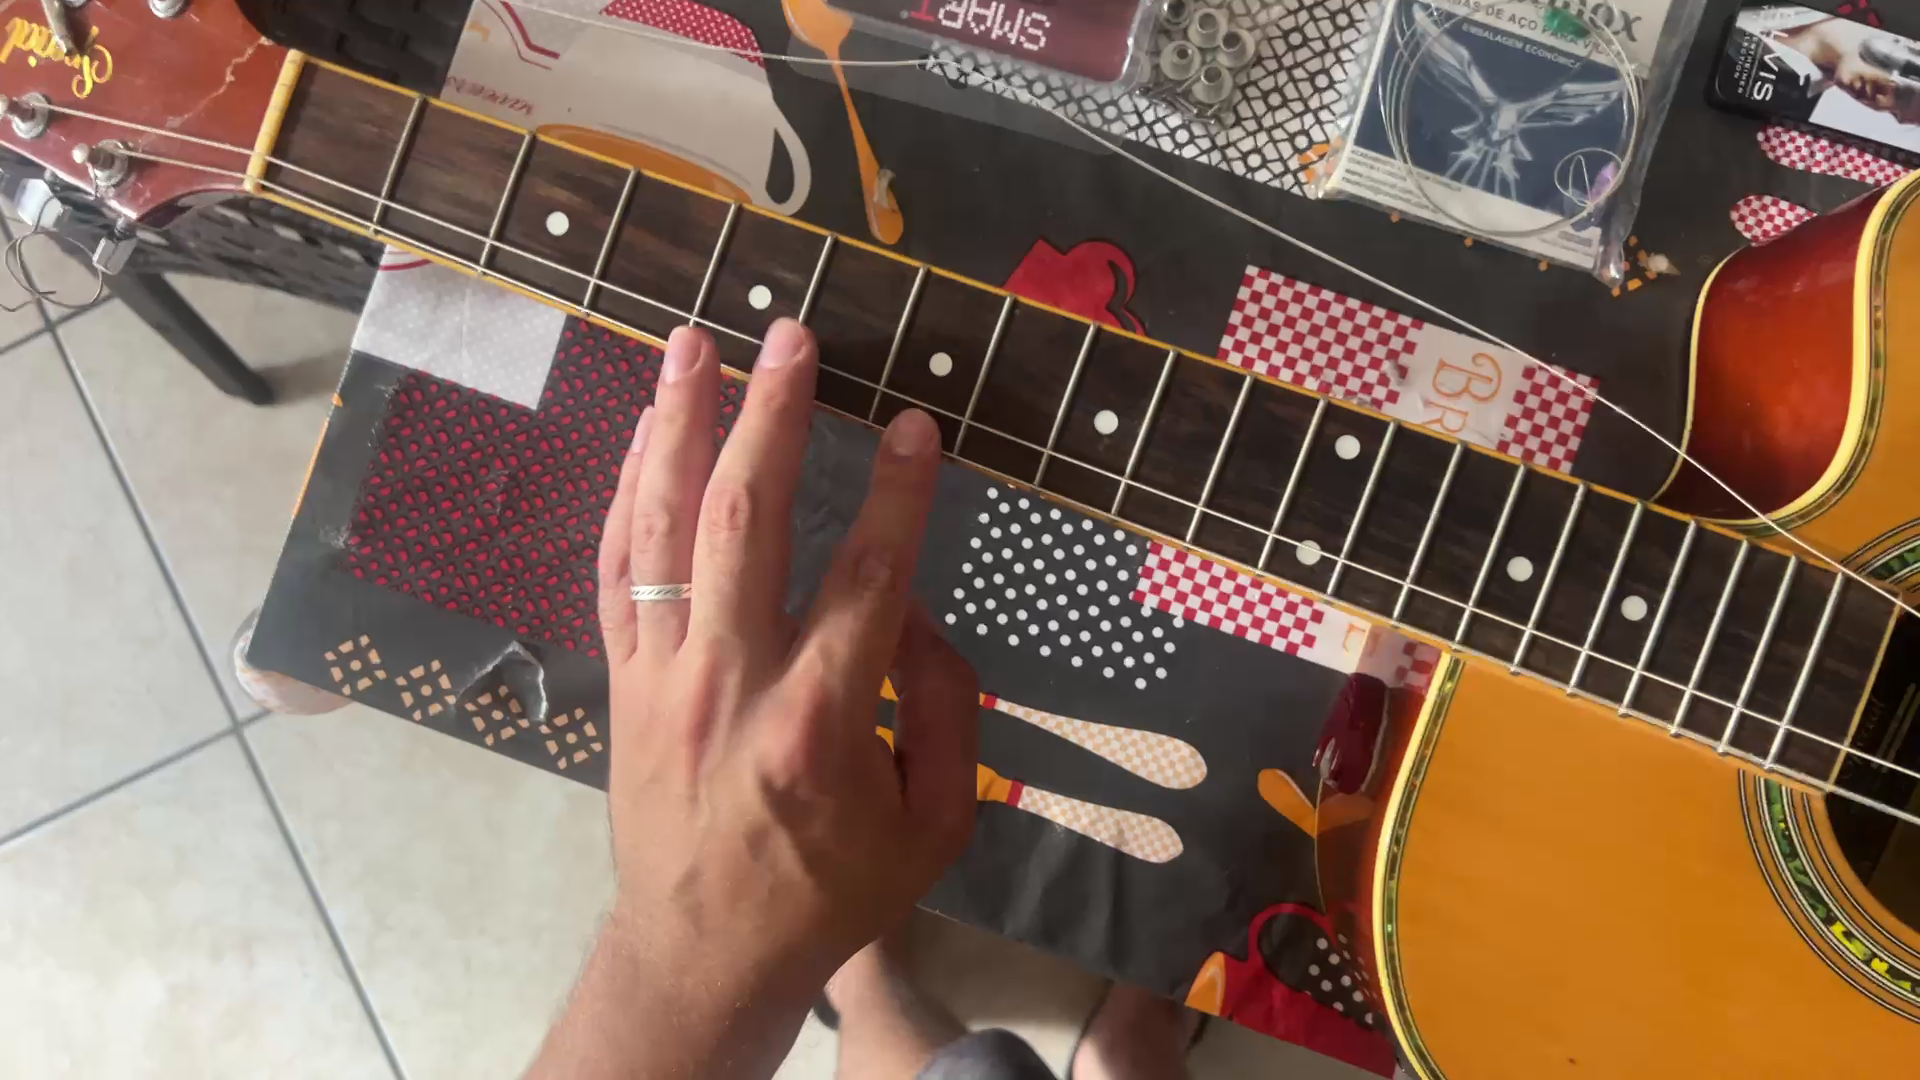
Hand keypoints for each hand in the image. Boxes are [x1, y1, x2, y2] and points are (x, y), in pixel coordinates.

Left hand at [538, 319, 978, 1079]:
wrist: (702, 957)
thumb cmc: (834, 891)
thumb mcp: (935, 821)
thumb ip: (947, 705)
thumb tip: (911, 606)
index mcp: (823, 723)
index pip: (870, 577)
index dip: (897, 492)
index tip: (915, 424)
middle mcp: (732, 682)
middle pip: (745, 521)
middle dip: (771, 416)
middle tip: (789, 337)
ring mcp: (661, 675)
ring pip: (663, 528)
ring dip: (679, 426)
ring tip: (693, 344)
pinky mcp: (621, 681)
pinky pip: (617, 569)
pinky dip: (630, 491)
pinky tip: (647, 431)